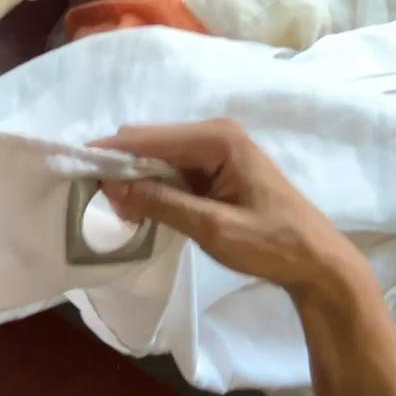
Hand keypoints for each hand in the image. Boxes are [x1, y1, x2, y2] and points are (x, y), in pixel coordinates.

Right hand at [95, 120, 365, 298]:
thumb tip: (112, 184)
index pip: (148, 138)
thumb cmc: (272, 244)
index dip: (111, 153)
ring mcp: (215, 150)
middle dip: (122, 167)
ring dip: (135, 178)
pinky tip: (142, 207)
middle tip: (103, 202)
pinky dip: (152, 185)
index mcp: (217, 139)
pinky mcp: (214, 168)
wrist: (317, 262)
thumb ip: (161, 202)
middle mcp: (214, 134)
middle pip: (148, 142)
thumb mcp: (212, 227)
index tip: (78, 173)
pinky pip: (170, 169)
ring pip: (156, 156)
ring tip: (120, 209)